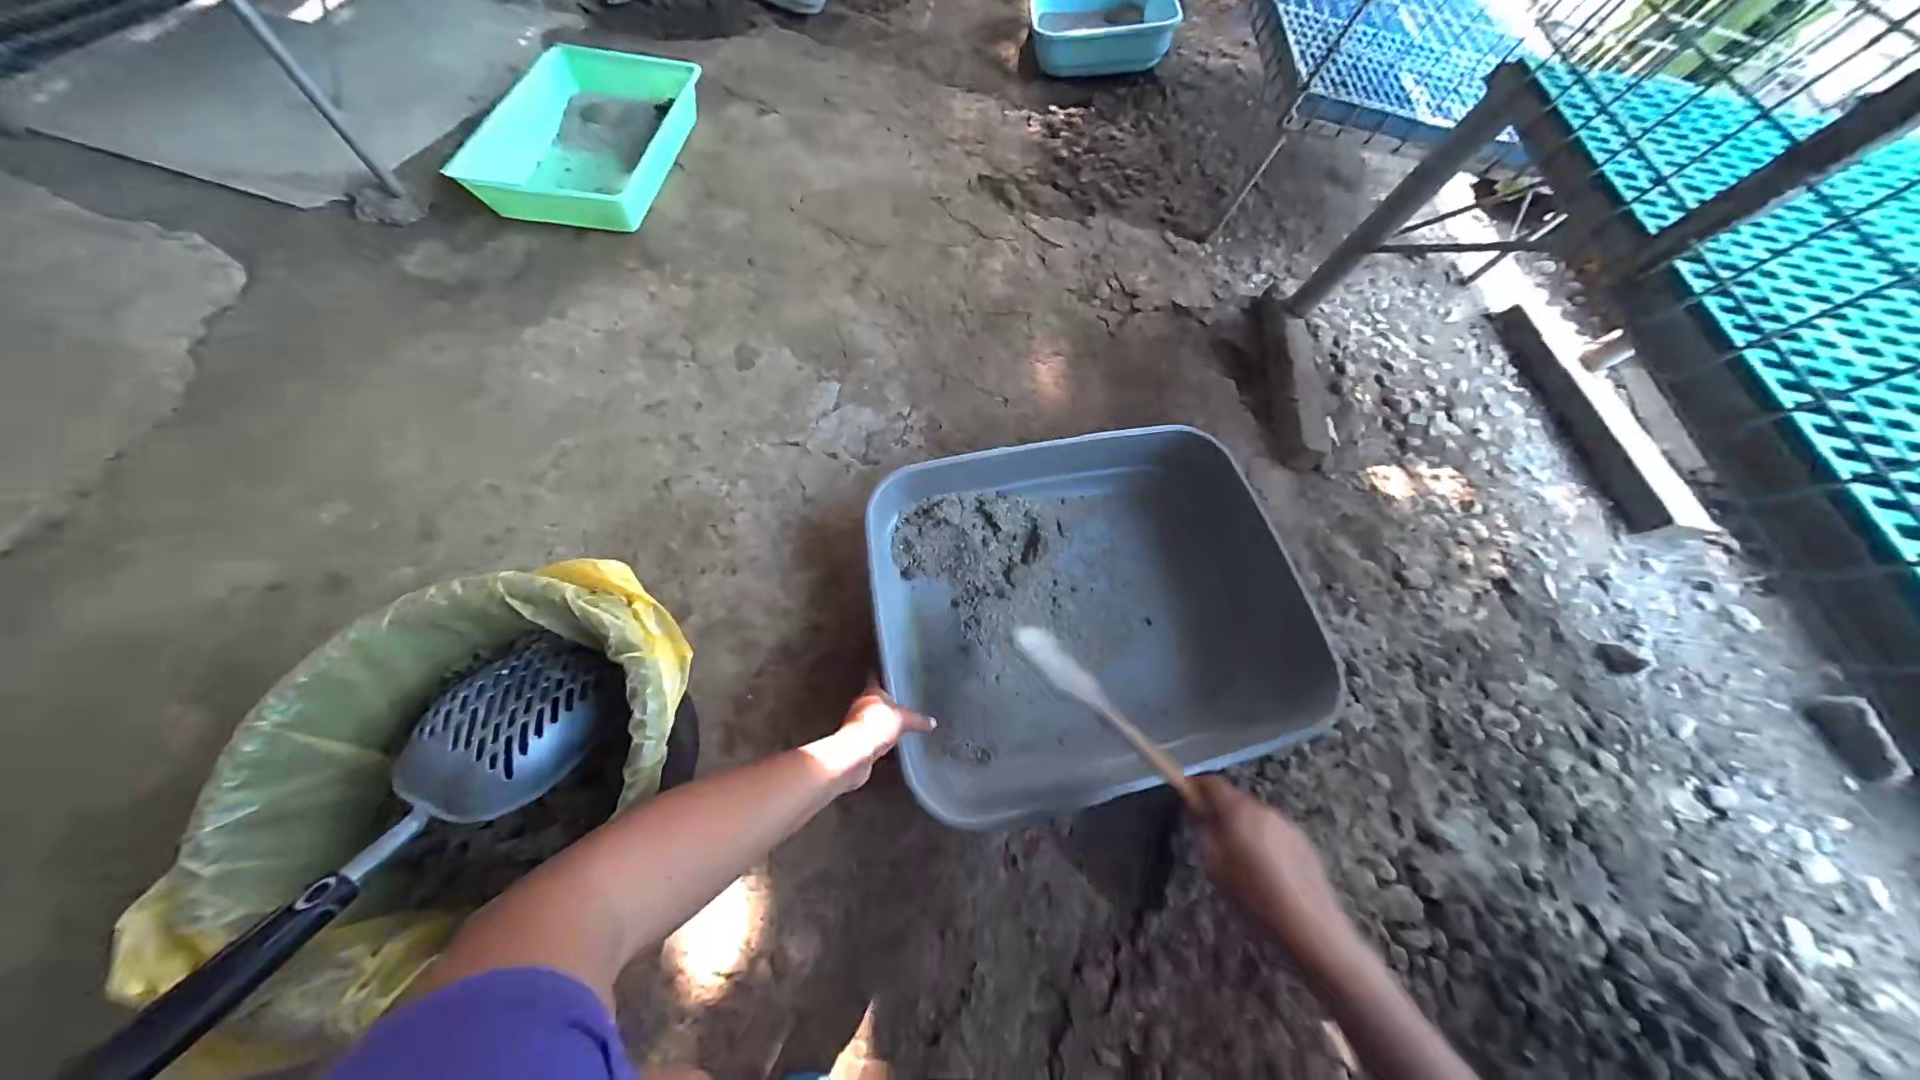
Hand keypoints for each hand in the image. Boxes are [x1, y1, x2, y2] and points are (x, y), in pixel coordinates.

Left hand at [812, 680, 935, 792]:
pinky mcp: (853, 740)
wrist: (857, 752)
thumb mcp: (906, 720)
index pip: (874, 679)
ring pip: (867, 717)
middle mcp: (860, 705)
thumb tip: (931, 722)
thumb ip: (919, 720)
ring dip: (876, 722)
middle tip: (891, 705)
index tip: (880, 674)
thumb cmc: (876, 727)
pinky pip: (866, 736)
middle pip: (870, 700)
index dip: (878, 677)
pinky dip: (874, 739)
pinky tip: (883, 745)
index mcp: (871, 693)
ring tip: (889, 726)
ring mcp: (854, 722)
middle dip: (880, 703)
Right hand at [1191, 777, 1353, 956]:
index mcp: (1239, 812)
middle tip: (1211, 832)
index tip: (1188, 793)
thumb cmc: (1254, 897)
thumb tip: (1199, 814)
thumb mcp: (1214, 867)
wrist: (1310, 926)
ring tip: (1240, 857)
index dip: (1198, 785)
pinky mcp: (1304, 843)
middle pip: (1236, 799)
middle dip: (1221, 810)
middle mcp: (1264, 810)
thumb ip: (1203, 833)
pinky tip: (1266, 870)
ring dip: (1243, 826)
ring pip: (1256, 816)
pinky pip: (1274, 831)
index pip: (1214, 783)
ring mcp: (1287, 825)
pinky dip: (1264, 840)